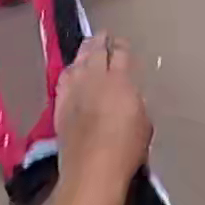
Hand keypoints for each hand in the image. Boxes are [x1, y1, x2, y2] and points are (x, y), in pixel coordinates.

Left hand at [53, 35, 151, 188]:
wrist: (92, 170)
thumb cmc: (126, 148)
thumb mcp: (144, 122)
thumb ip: (137, 102)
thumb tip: (130, 96)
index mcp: (120, 80)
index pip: (121, 54)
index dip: (122, 46)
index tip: (122, 42)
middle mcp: (95, 79)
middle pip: (96, 51)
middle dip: (100, 40)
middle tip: (103, 34)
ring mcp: (75, 91)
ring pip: (77, 62)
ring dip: (83, 52)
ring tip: (86, 46)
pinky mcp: (60, 106)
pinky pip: (63, 80)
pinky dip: (68, 72)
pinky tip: (70, 71)